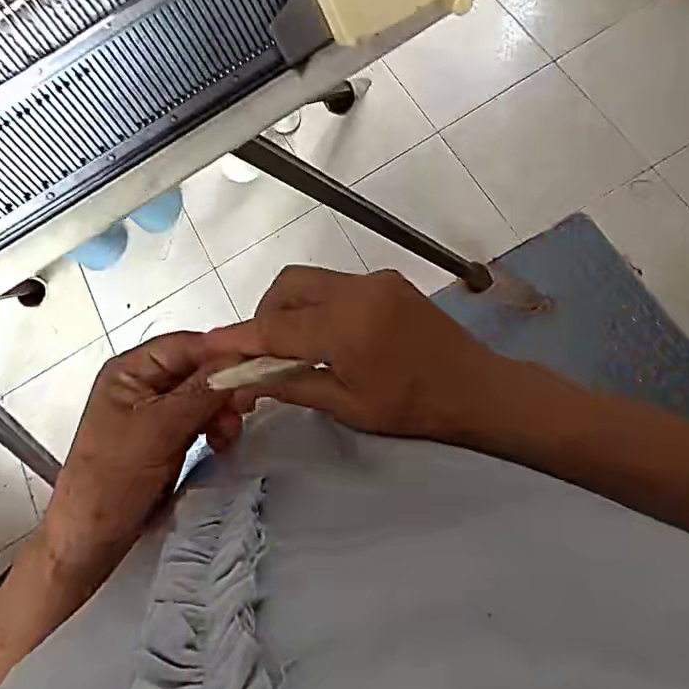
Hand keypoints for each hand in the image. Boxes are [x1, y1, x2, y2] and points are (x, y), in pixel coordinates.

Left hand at [40, 333, 238, 576]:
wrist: (89, 544)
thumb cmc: (109, 483)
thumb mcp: (158, 431)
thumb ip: (200, 393)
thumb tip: (238, 364)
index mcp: (130, 371)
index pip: (186, 345)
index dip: (220, 354)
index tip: (253, 368)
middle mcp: (144, 383)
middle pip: (198, 368)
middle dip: (223, 387)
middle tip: (243, 407)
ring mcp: (156, 410)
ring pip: (205, 393)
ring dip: (223, 409)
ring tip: (228, 433)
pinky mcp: (168, 434)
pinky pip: (202, 417)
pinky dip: (217, 426)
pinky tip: (222, 442)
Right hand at [203, 266, 516, 442]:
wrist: (476, 387)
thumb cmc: (413, 408)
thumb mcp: (348, 406)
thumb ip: (293, 384)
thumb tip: (250, 377)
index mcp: (347, 327)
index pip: (277, 326)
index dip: (241, 337)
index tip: (212, 345)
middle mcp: (358, 291)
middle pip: (288, 286)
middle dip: (266, 313)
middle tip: (266, 350)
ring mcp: (375, 280)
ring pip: (312, 281)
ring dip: (293, 308)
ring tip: (298, 347)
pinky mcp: (388, 279)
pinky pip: (338, 284)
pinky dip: (320, 305)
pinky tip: (331, 335)